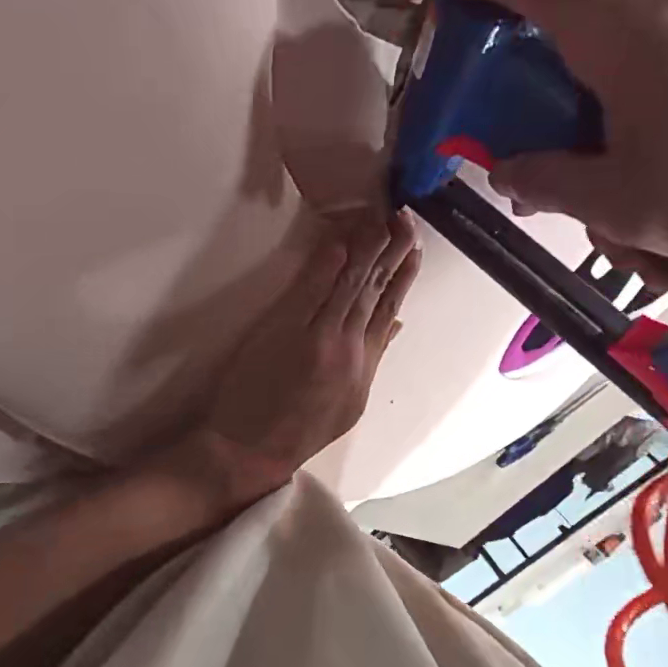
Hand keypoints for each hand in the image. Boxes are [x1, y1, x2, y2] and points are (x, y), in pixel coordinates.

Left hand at [177, 211, 421, 500]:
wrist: (252, 450)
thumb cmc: (296, 430)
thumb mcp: (349, 404)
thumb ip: (372, 360)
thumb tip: (396, 325)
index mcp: (366, 368)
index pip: (389, 313)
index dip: (403, 279)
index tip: (415, 251)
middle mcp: (351, 350)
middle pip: (375, 293)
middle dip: (393, 252)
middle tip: (406, 216)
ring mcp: (321, 340)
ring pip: (352, 287)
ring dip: (368, 249)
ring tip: (384, 217)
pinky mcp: (288, 333)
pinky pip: (314, 293)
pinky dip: (328, 266)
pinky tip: (340, 243)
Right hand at [383, 0, 667, 263]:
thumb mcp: (628, 204)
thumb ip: (550, 184)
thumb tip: (511, 171)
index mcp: (615, 27)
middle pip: (562, 42)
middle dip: (537, 114)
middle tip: (548, 183)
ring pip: (624, 72)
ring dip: (605, 138)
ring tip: (640, 213)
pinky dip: (657, 127)